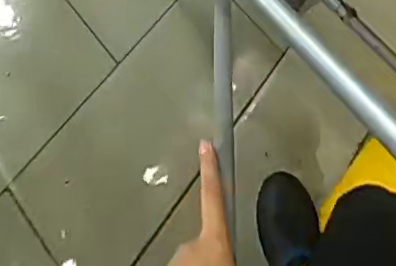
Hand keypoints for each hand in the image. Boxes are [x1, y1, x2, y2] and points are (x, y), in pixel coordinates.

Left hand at [167, 141, 233, 265]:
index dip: (210, 168)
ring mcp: (175, 257)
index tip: (205, 143)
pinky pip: (178, 264)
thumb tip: (230, 247)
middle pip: (201, 236)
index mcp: (214, 241)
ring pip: (189, 256)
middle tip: (215, 263)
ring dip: (197, 262)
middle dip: (207, 249)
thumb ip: (230, 246)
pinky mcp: (163, 265)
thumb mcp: (232, 259)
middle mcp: (190, 246)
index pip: (213, 194)